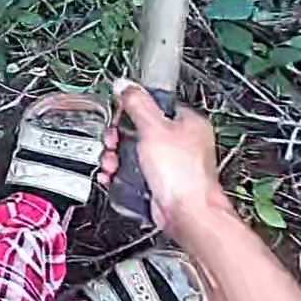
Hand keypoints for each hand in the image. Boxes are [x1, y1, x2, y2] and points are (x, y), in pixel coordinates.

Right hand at [110, 81, 233, 242]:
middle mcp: (180, 141)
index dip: (131, 111)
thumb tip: (124, 85)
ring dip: (115, 157)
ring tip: (112, 163)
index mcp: (187, 122)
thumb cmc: (183, 174)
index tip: (119, 118)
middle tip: (113, 142)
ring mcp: (169, 163)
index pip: (153, 105)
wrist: (188, 215)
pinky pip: (132, 171)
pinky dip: (119, 173)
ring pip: (132, 152)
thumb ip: (137, 103)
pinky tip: (113, 175)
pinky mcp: (158, 181)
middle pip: (137, 129)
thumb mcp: (154, 128)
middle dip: (118, 138)